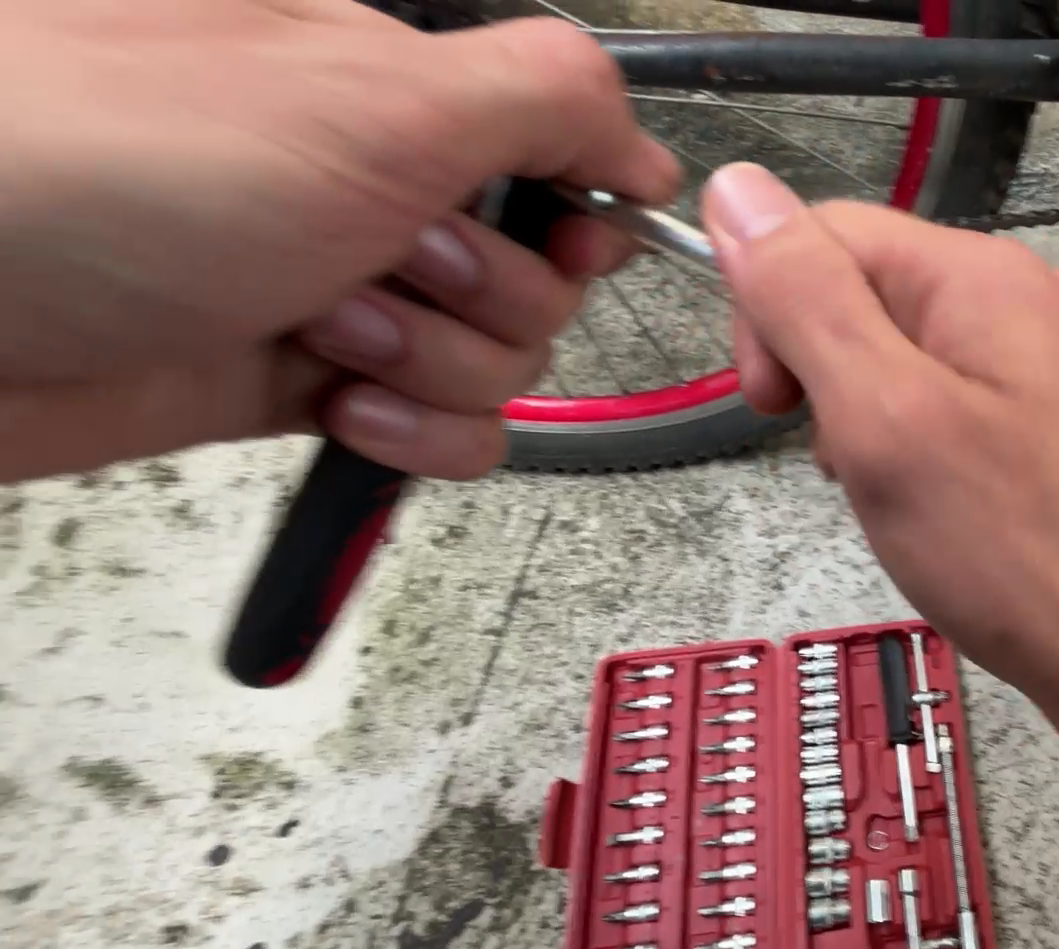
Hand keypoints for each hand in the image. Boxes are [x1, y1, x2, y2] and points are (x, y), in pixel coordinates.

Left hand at [0, 0, 678, 482]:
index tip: (563, 241)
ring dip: (438, 366)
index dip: (589, 218)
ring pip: (509, 366)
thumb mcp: (363, 98)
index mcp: (408, 107)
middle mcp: (394, 198)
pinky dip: (418, 432)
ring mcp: (366, 295)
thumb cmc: (104, 165)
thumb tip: (646, 151)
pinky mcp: (337, 383)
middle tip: (385, 266)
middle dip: (487, 299)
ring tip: (323, 334)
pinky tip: (343, 407)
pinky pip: (457, 431)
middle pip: (551, 284)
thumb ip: (540, 99)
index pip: (573, 167)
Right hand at [705, 164, 1058, 748]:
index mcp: (982, 277)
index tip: (773, 409)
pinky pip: (958, 413)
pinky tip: (940, 513)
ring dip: (872, 425)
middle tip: (848, 467)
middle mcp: (1027, 303)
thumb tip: (737, 189)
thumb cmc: (1018, 549)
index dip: (772, 311)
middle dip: (828, 378)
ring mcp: (1053, 370)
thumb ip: (807, 301)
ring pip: (910, 364)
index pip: (828, 236)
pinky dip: (923, 455)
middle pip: (872, 298)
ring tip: (899, 501)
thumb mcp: (885, 417)